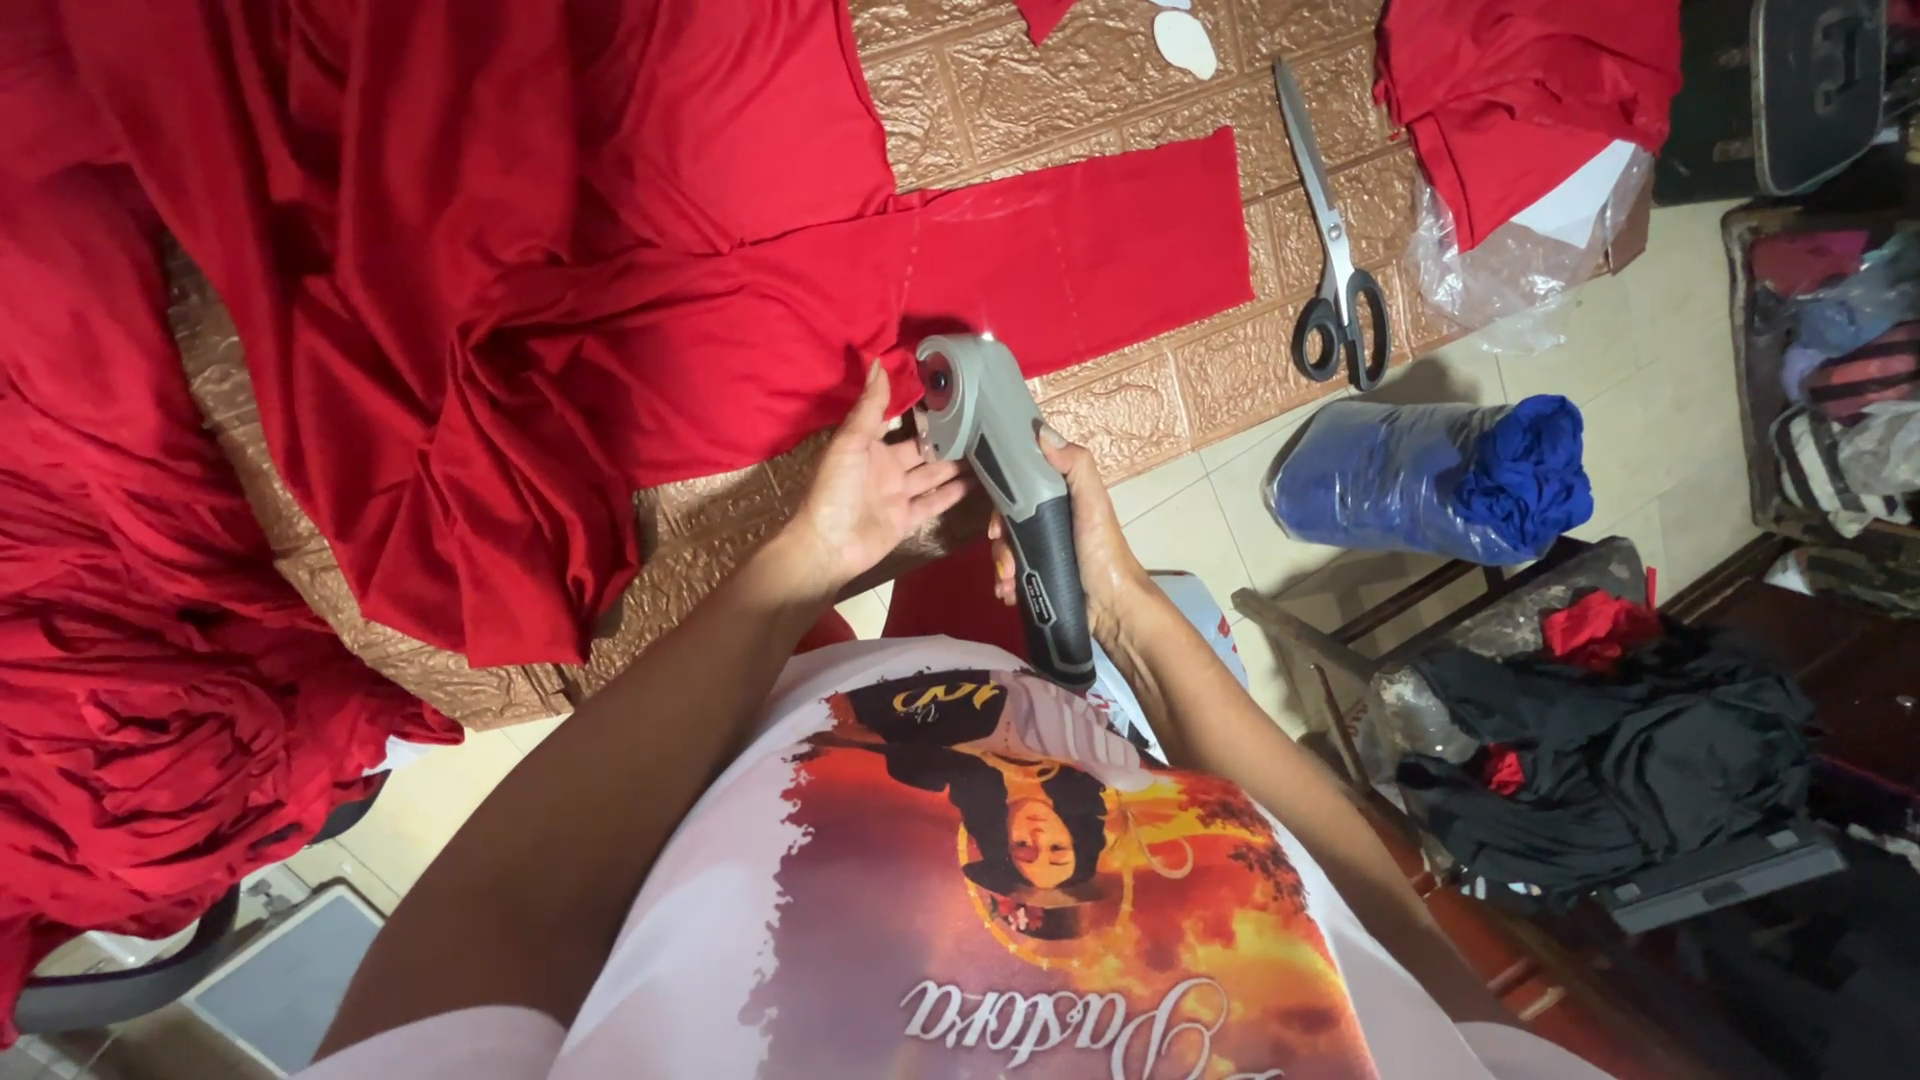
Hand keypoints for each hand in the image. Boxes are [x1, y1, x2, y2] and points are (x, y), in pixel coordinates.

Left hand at [781, 363, 969, 594]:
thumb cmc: (835, 488)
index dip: (922, 412)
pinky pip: (933, 502)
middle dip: (945, 439)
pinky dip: (952, 494)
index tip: (951, 395)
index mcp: (869, 447)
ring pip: (932, 475)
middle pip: (921, 450)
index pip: (900, 424)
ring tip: (985, 449)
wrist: (828, 544)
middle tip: (979, 423)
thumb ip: (870, 407)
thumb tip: (878, 363)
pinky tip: (976, 482)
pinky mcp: (907, 519)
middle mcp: (886, 468)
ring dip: (954, 464)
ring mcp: (897, 495)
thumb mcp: (851, 441)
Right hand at [989, 426, 1151, 646]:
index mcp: (1060, 499)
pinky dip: (1005, 584)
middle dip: (999, 543)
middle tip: (1005, 561)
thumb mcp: (1093, 503)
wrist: (1111, 609)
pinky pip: (1009, 576)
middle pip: (1006, 523)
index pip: (1019, 488)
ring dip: (1000, 567)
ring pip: (1005, 551)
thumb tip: (1041, 431)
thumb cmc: (1103, 552)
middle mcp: (1048, 522)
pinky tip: (1008, 594)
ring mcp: (1042, 552)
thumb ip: (1076, 467)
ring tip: (1008, 583)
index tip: (996, 522)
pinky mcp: (1039, 578)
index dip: (1002, 501)